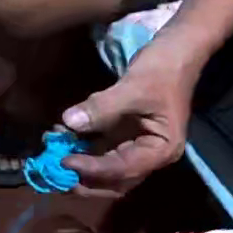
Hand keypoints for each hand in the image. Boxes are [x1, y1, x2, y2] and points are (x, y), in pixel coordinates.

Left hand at [59, 49, 198, 198]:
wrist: (179, 50)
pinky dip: (84, 151)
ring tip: (53, 160)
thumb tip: (69, 122)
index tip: (64, 162)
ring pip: (108, 171)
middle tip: (56, 177)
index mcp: (161, 151)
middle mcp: (151, 157)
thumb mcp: (134, 87)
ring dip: (82, 169)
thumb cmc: (164, 69)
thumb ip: (102, 107)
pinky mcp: (128, 137)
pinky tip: (62, 141)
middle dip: (86, 182)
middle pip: (117, 182)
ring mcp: (139, 148)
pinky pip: (104, 152)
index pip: (123, 169)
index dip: (93, 169)